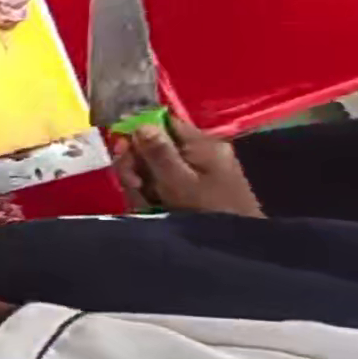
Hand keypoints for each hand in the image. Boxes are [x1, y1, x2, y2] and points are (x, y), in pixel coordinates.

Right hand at [114, 119, 262, 216]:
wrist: (235, 236)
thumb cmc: (204, 207)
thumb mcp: (176, 180)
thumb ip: (158, 153)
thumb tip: (141, 125)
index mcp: (201, 144)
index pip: (164, 122)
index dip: (137, 132)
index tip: (122, 151)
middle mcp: (203, 148)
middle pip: (155, 143)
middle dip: (136, 162)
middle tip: (133, 184)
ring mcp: (202, 163)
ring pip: (156, 160)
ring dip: (141, 177)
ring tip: (144, 196)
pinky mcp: (199, 177)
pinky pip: (165, 173)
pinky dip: (152, 185)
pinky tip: (152, 198)